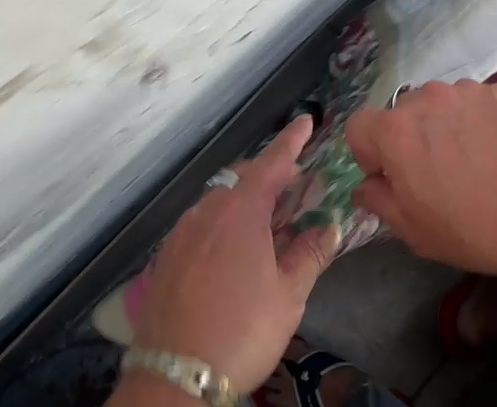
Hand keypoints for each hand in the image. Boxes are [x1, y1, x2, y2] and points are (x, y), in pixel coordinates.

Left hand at [133, 115, 340, 392]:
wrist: (174, 378)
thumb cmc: (241, 330)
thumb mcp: (288, 295)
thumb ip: (311, 253)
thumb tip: (330, 226)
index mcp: (241, 211)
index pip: (272, 162)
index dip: (292, 140)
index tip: (306, 120)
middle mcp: (208, 211)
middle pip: (244, 179)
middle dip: (270, 177)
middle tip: (296, 189)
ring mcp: (182, 232)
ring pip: (220, 202)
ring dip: (246, 203)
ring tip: (267, 225)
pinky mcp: (166, 256)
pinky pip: (202, 224)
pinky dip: (223, 224)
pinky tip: (233, 251)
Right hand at [346, 79, 496, 278]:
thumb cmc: (472, 227)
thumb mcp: (413, 230)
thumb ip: (379, 201)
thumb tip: (369, 185)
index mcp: (394, 131)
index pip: (359, 126)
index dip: (369, 154)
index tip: (392, 179)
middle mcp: (425, 98)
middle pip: (401, 114)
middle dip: (408, 139)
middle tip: (436, 174)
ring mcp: (465, 89)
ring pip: (439, 105)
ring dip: (443, 126)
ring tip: (473, 162)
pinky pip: (473, 103)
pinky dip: (476, 121)